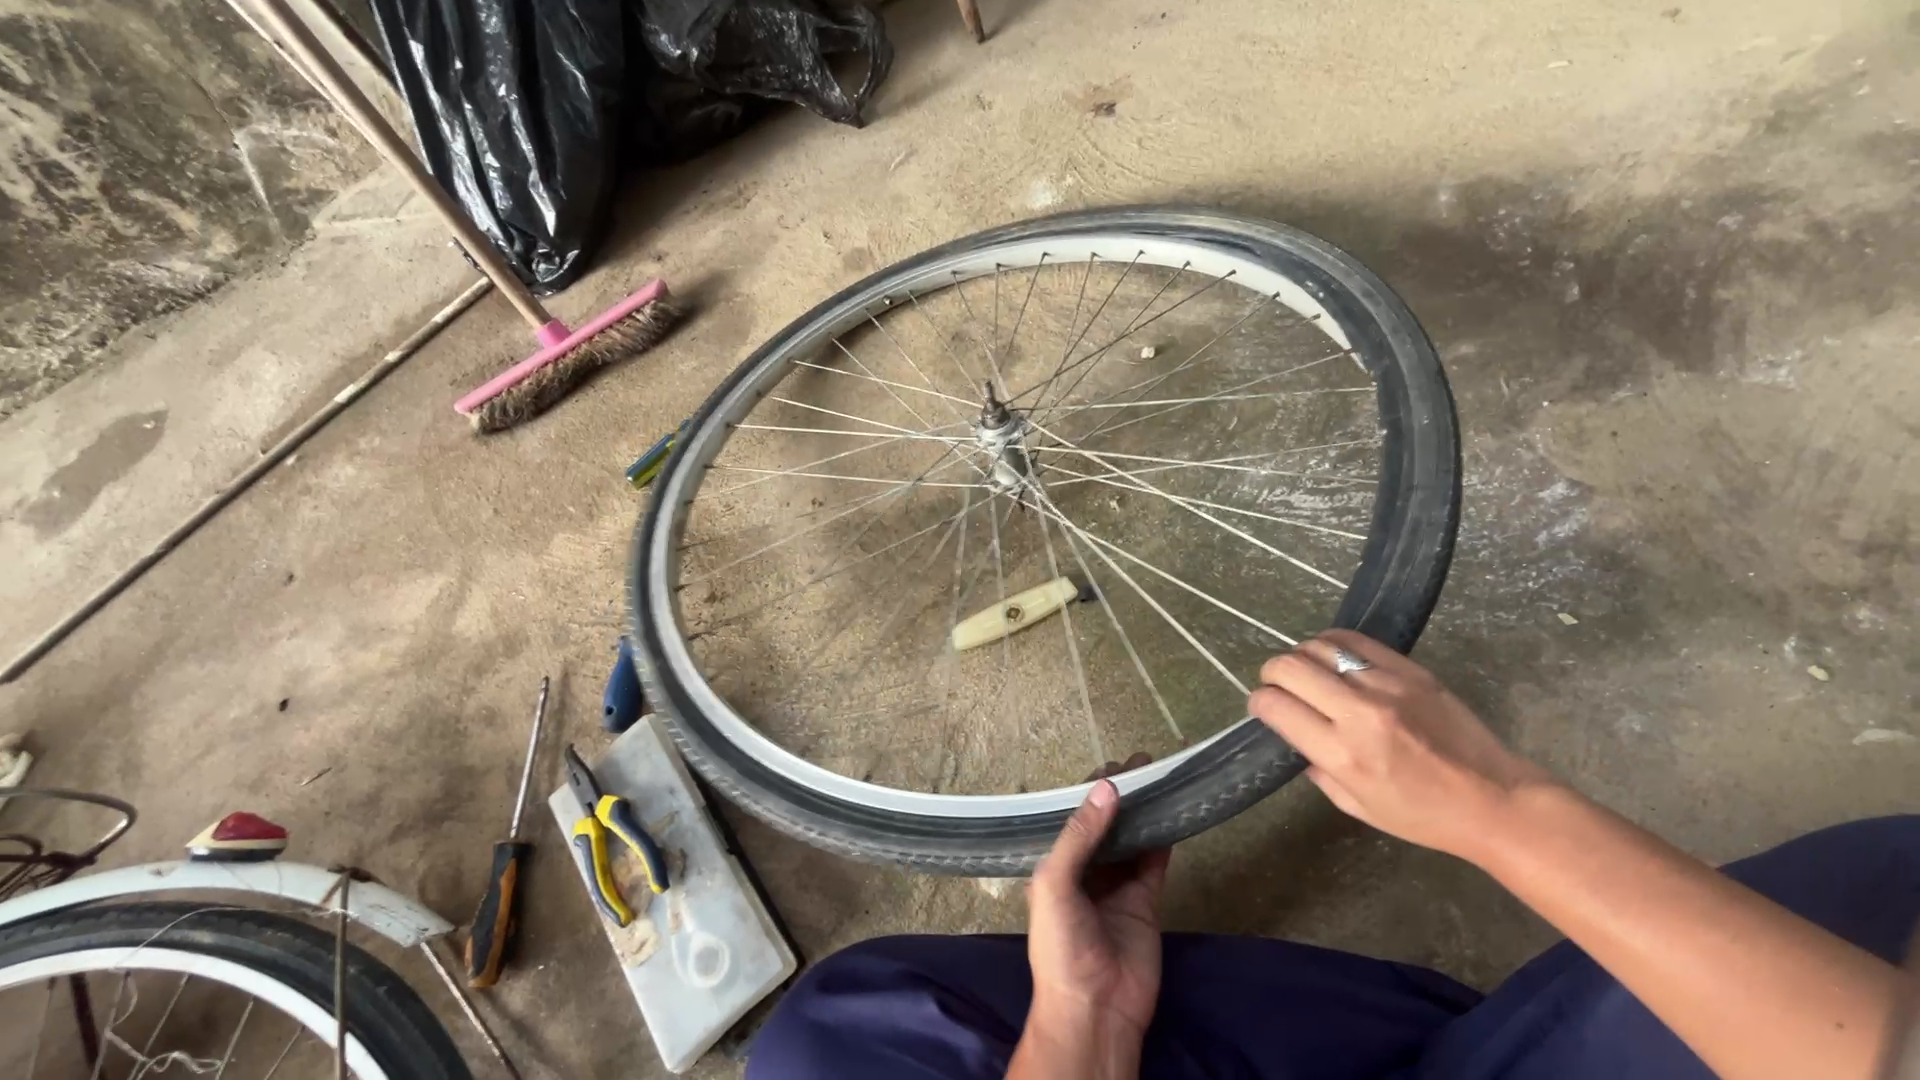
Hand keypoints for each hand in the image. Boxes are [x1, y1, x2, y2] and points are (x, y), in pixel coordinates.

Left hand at [1010, 755, 1169, 1079]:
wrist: (1095, 1008)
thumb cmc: (1061, 945)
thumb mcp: (1056, 884)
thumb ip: (1080, 836)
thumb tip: (1107, 788)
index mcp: (1055, 866)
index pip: (1072, 819)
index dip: (1089, 792)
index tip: (1111, 766)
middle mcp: (1085, 871)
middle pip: (1104, 824)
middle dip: (1118, 795)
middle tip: (1141, 763)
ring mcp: (1116, 886)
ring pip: (1131, 838)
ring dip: (1142, 810)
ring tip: (1158, 776)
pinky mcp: (1145, 902)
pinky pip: (1154, 862)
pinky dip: (1162, 838)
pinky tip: (1172, 812)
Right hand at [1246, 629, 1552, 861]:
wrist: (1495, 799)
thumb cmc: (1422, 815)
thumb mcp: (1355, 804)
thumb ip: (1316, 766)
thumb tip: (1294, 735)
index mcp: (1342, 754)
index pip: (1275, 706)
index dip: (1258, 703)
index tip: (1262, 708)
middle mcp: (1359, 713)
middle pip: (1289, 667)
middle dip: (1271, 675)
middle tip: (1278, 687)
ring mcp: (1387, 686)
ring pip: (1318, 646)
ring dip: (1301, 658)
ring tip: (1309, 673)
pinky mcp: (1410, 670)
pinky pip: (1355, 640)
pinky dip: (1332, 644)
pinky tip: (1334, 658)